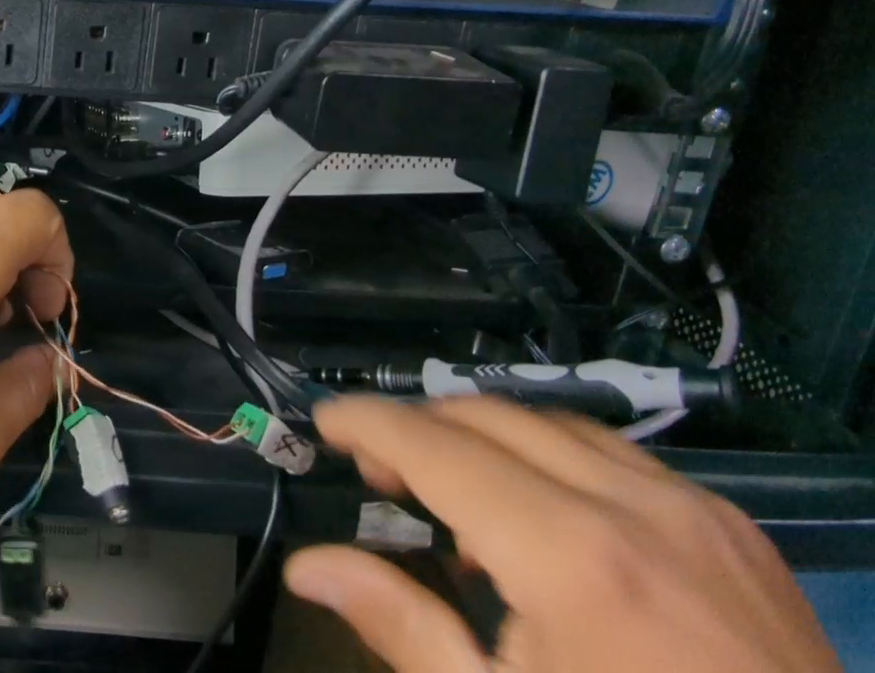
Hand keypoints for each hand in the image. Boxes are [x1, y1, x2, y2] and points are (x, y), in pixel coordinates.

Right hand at [285, 396, 838, 671]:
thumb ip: (400, 625)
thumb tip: (307, 568)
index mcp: (570, 555)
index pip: (435, 445)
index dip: (365, 422)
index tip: (322, 422)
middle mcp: (633, 505)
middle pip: (488, 415)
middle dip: (415, 425)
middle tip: (374, 470)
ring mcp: (694, 510)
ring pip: (551, 420)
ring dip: (479, 433)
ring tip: (447, 483)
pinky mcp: (734, 528)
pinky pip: (615, 453)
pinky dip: (548, 453)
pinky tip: (536, 511)